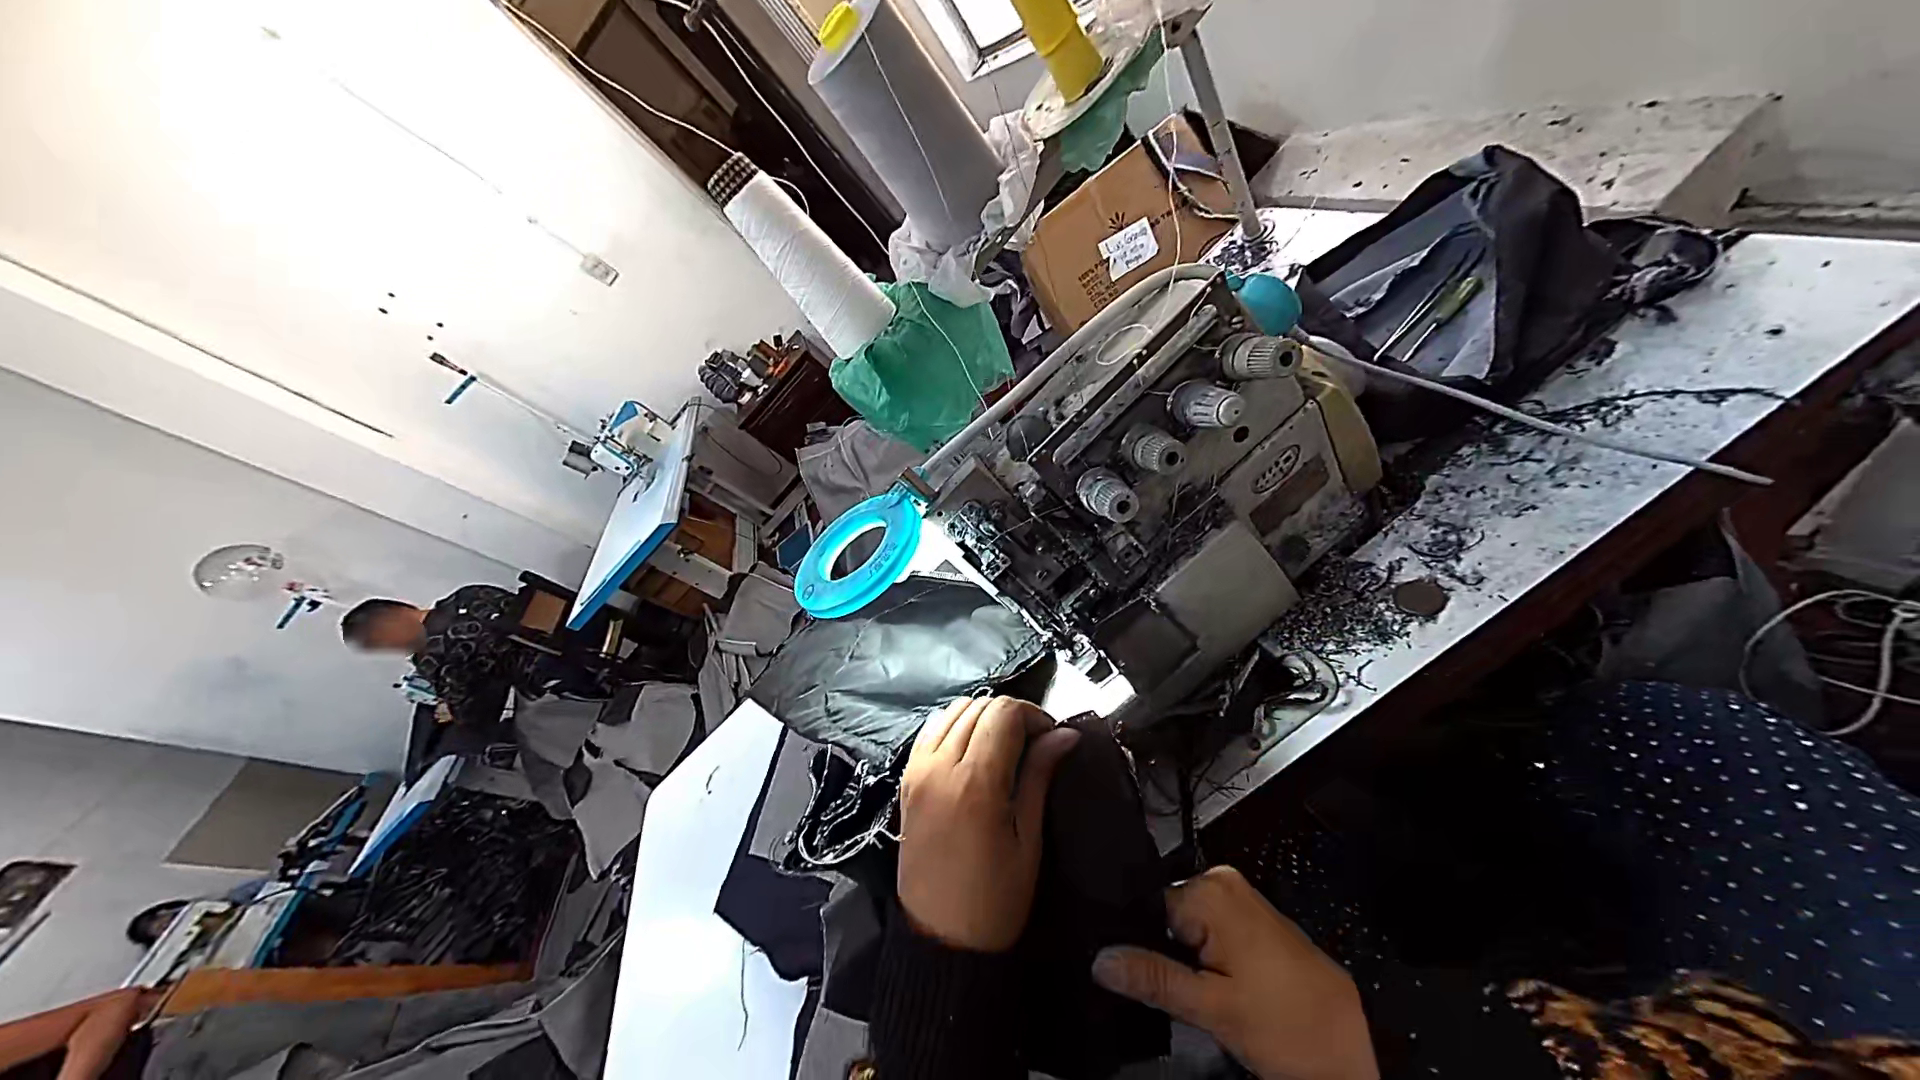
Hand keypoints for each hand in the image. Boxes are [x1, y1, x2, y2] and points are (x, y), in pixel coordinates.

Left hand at [897, 696, 1081, 951]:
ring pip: (954, 710)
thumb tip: (1064, 734)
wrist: (938, 940)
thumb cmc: (994, 901)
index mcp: (975, 782)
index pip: (1004, 713)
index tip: (1051, 738)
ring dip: (984, 717)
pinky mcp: (906, 778)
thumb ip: (1040, 776)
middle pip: (980, 706)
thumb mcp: (1028, 840)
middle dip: (1012, 715)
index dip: (1034, 716)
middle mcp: (939, 766)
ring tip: (1005, 747)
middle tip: (1034, 744)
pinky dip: (956, 725)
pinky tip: (973, 750)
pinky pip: (931, 729)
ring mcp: (917, 770)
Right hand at [1092, 866, 1377, 1079]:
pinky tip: (1215, 984)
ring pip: (1185, 924)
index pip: (1147, 907)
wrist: (1355, 1053)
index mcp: (1210, 890)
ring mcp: (1241, 897)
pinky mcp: (1252, 917)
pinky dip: (1203, 955)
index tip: (1145, 978)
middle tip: (1185, 993)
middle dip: (1165, 952)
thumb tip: (1098, 959)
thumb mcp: (1213, 1009)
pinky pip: (1208, 927)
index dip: (1141, 945)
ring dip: (1183, 957)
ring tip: (1201, 992)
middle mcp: (1224, 880)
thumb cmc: (1286, 1027)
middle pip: (1165, 914)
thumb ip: (1153, 978)